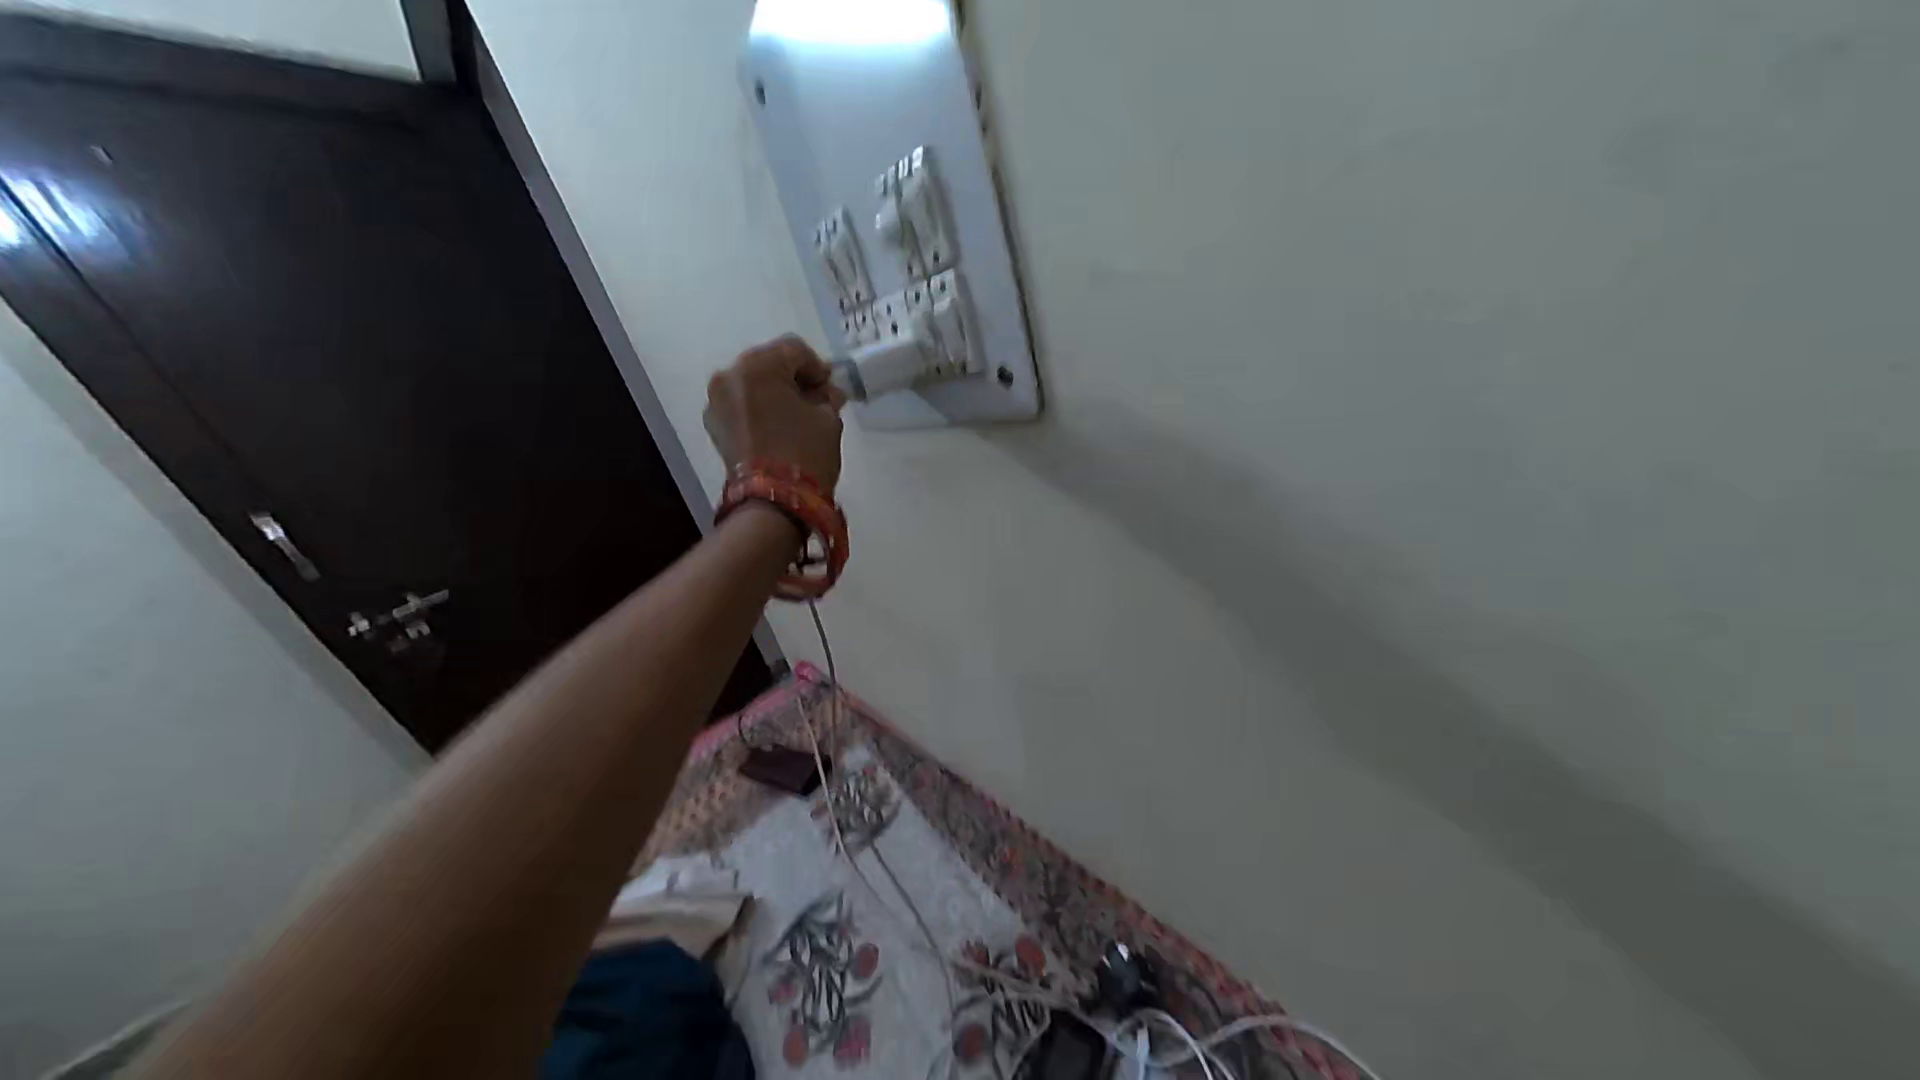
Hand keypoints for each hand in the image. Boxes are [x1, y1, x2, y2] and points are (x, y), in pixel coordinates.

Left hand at [704, 335, 847, 493]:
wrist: (772, 502)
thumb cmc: (805, 453)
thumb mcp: (828, 419)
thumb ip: (826, 397)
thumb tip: (825, 392)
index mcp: (758, 366)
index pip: (794, 350)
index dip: (818, 367)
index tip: (831, 389)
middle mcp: (729, 375)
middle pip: (769, 363)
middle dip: (793, 378)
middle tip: (816, 401)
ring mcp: (717, 401)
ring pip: (752, 384)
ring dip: (774, 394)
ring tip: (796, 418)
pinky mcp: (714, 425)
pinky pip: (741, 405)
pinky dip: (759, 409)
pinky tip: (778, 428)